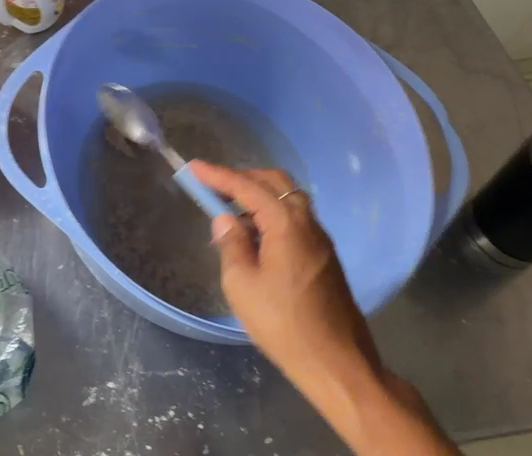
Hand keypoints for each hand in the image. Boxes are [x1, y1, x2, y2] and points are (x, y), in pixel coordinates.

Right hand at [192, 162, 457, 455]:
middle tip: (216, 186)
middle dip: (244, 178)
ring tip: (233, 213)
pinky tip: (257, 238)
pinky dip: (274, 215)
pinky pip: (297, 220)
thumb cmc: (283, 324)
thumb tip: (226, 219)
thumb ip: (232, 244)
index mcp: (287, 224)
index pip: (247, 188)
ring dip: (261, 197)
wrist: (337, 365)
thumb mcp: (242, 285)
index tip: (194, 167)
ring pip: (290, 201)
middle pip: (276, 183)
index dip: (218, 175)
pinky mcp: (326, 259)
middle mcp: (308, 224)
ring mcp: (321, 241)